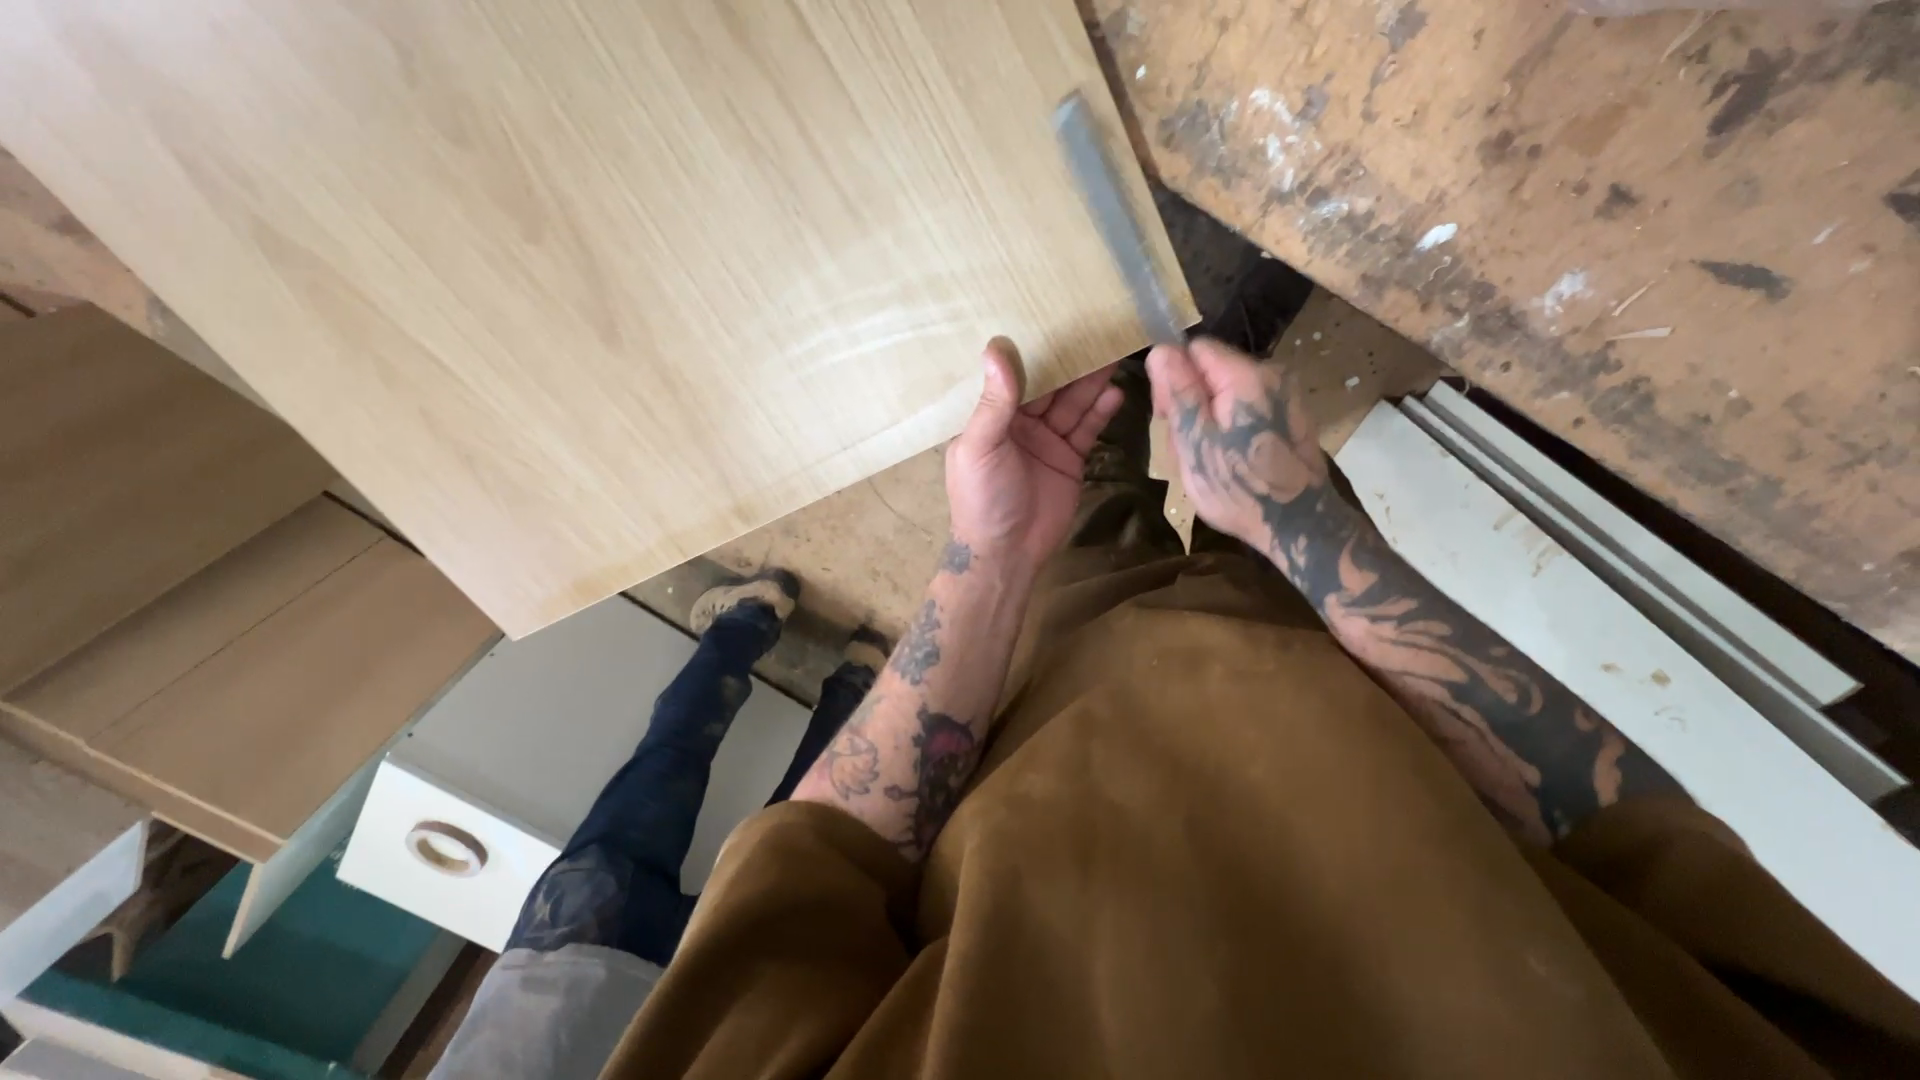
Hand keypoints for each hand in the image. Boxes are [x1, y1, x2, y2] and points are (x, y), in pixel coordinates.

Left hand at [946, 337, 1122, 572]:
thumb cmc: (982, 498)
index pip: (1014, 375)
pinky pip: (1086, 429)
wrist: (1006, 553)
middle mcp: (1018, 423)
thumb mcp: (981, 446)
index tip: (1053, 317)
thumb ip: (994, 401)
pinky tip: (1115, 393)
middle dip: (1070, 360)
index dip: (1033, 349)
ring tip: (1114, 351)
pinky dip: (1100, 412)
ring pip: (1071, 404)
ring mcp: (1046, 440)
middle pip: (1049, 385)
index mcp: (990, 416)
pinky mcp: (1070, 459)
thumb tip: (996, 347)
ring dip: (1090, 381)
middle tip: (1095, 327)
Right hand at [1145, 338, 1330, 551]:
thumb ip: (1178, 393)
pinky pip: (1247, 408)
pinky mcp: (1291, 416)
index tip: (1167, 416)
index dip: (1173, 377)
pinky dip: (1230, 428)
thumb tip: (1161, 349)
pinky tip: (1229, 460)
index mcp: (1245, 375)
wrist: (1300, 526)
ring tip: (1205, 460)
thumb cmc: (1240, 488)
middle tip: (1184, 448)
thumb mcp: (1195, 443)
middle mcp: (1271, 374)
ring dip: (1207, 420)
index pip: (1195, 348)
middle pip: (1211, 370)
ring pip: (1227, 392)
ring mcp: (1285, 395)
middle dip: (1190, 403)